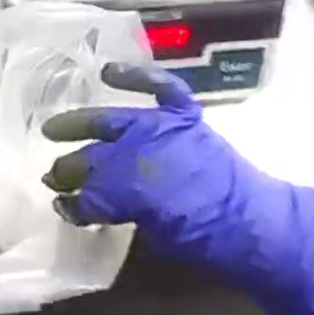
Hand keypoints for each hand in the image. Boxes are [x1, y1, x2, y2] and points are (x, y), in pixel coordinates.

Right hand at [41, 64, 313, 314]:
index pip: (88, 193)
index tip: (63, 206)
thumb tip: (83, 204)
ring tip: (54, 128)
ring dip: (80, 125)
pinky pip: (160, 88)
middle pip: (93, 158)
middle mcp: (142, 152)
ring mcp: (164, 128)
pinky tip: (110, 72)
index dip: (73, 202)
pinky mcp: (186, 117)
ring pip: (112, 121)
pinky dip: (136, 77)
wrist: (261, 227)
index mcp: (132, 190)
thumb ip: (118, 213)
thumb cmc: (207, 242)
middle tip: (53, 176)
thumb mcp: (154, 236)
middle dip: (69, 168)